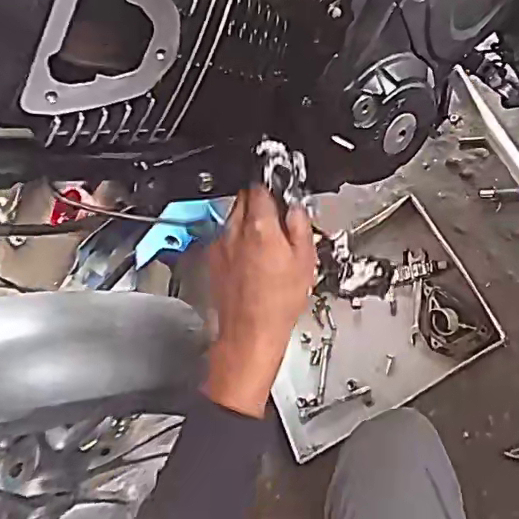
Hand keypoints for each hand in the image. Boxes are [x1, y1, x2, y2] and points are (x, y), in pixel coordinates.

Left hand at [202, 187, 317, 416]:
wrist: (250, 334)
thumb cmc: (277, 304)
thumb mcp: (305, 260)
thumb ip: (300, 225)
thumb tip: (296, 207)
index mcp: (260, 227)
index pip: (261, 186)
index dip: (273, 184)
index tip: (281, 187)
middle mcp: (234, 232)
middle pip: (245, 198)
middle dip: (261, 202)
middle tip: (279, 216)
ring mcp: (220, 246)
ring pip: (233, 218)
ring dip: (249, 221)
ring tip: (268, 242)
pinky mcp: (213, 260)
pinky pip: (226, 239)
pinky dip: (238, 241)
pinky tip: (253, 259)